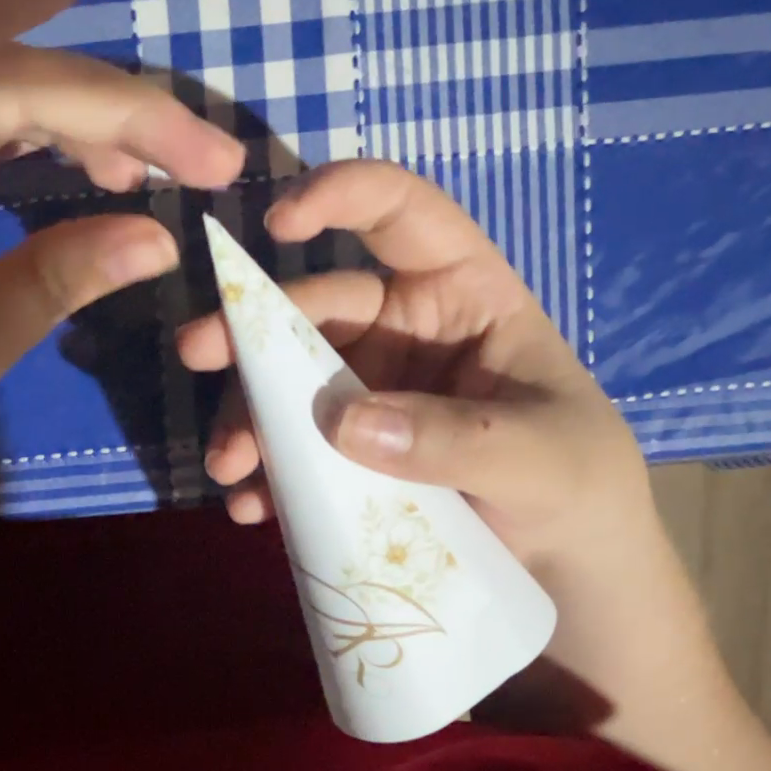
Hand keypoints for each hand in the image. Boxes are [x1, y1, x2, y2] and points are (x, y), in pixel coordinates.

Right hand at [175, 159, 650, 567]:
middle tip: (196, 350)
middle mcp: (396, 332)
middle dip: (250, 328)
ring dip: (245, 418)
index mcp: (460, 296)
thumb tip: (342, 421)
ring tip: (228, 467)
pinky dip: (259, 474)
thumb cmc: (575, 491)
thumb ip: (456, 438)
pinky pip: (283, 447)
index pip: (402, 217)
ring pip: (282, 381)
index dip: (343, 197)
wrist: (556, 573)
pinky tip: (250, 505)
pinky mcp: (332, 450)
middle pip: (312, 307)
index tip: (279, 220)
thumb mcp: (541, 460)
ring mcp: (358, 393)